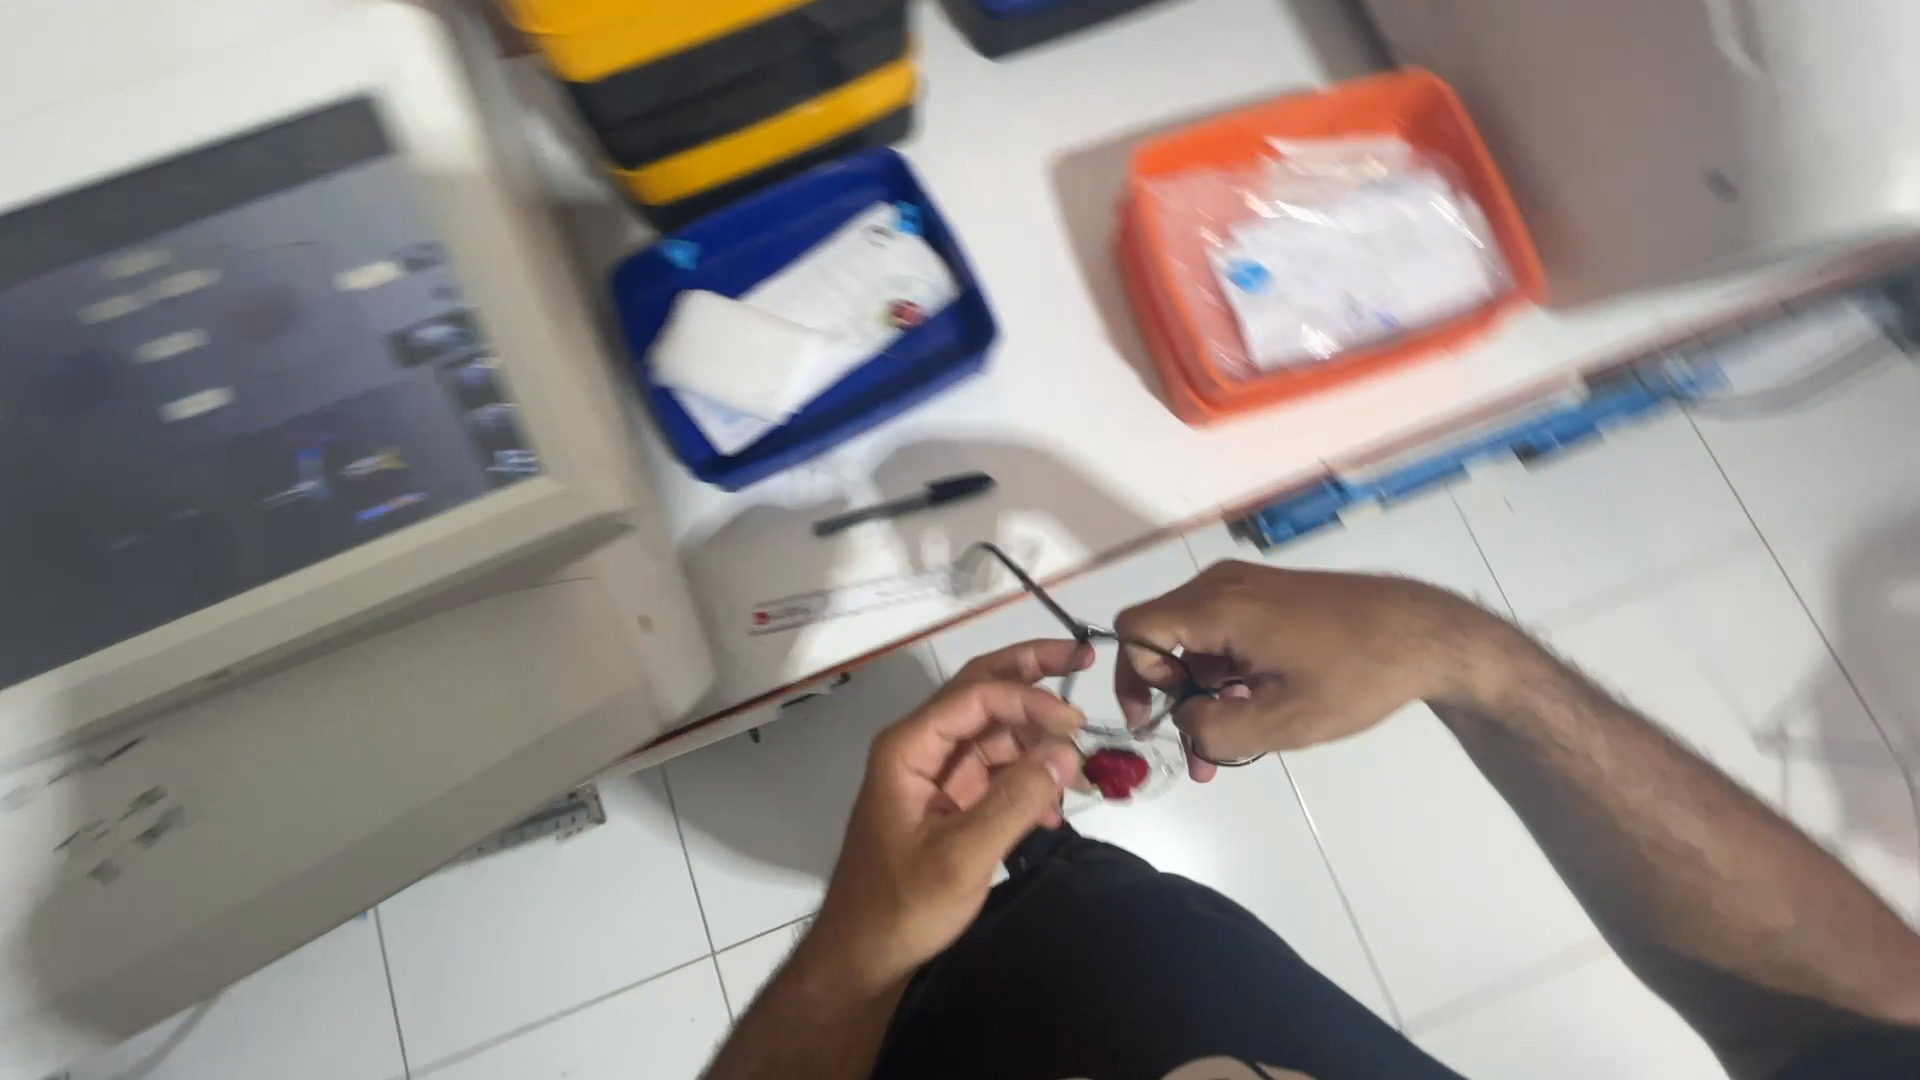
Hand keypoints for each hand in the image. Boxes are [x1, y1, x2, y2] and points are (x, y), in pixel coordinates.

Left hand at [810, 641, 1089, 992]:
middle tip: (1081, 659)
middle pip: (982, 691)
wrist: (865, 955)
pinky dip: (1030, 778)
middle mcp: (924, 745)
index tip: (1074, 724)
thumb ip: (1015, 802)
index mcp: (910, 745)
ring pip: (996, 731)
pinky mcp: (955, 797)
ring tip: (1083, 762)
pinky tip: (1057, 807)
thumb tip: (1066, 754)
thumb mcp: (962, 857)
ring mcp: (940, 770)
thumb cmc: (902, 905)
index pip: (975, 696)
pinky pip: (999, 770)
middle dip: (1031, 673)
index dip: (1028, 699)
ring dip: (1039, 738)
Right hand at [1114, 560, 1510, 781]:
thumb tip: (1184, 721)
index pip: (1136, 629)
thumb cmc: (1357, 675)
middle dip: (1165, 692)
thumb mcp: (1286, 720)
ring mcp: (1241, 585)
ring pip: (1187, 636)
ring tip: (1226, 737)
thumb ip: (1217, 729)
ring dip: (1195, 686)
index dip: (1133, 677)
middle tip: (1193, 742)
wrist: (1426, 633)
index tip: (1158, 720)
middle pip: (1157, 633)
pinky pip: (1215, 629)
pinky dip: (1217, 668)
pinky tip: (1250, 704)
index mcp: (1217, 606)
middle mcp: (1218, 585)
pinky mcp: (1261, 593)